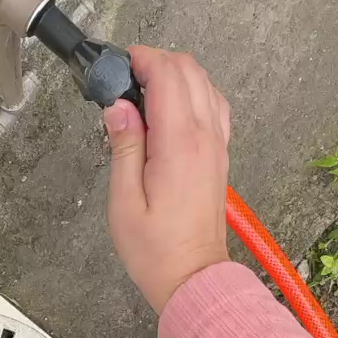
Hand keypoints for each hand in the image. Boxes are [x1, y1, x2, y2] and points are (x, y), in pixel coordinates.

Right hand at [103, 47, 232, 312]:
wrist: (192, 278)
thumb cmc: (156, 251)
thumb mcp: (124, 201)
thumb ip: (124, 146)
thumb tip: (118, 108)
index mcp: (179, 144)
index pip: (167, 74)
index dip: (141, 59)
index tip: (118, 66)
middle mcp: (205, 137)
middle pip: (189, 70)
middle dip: (156, 62)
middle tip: (125, 79)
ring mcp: (217, 145)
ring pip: (204, 83)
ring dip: (175, 76)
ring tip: (143, 95)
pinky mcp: (219, 157)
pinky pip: (213, 107)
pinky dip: (192, 94)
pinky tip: (172, 111)